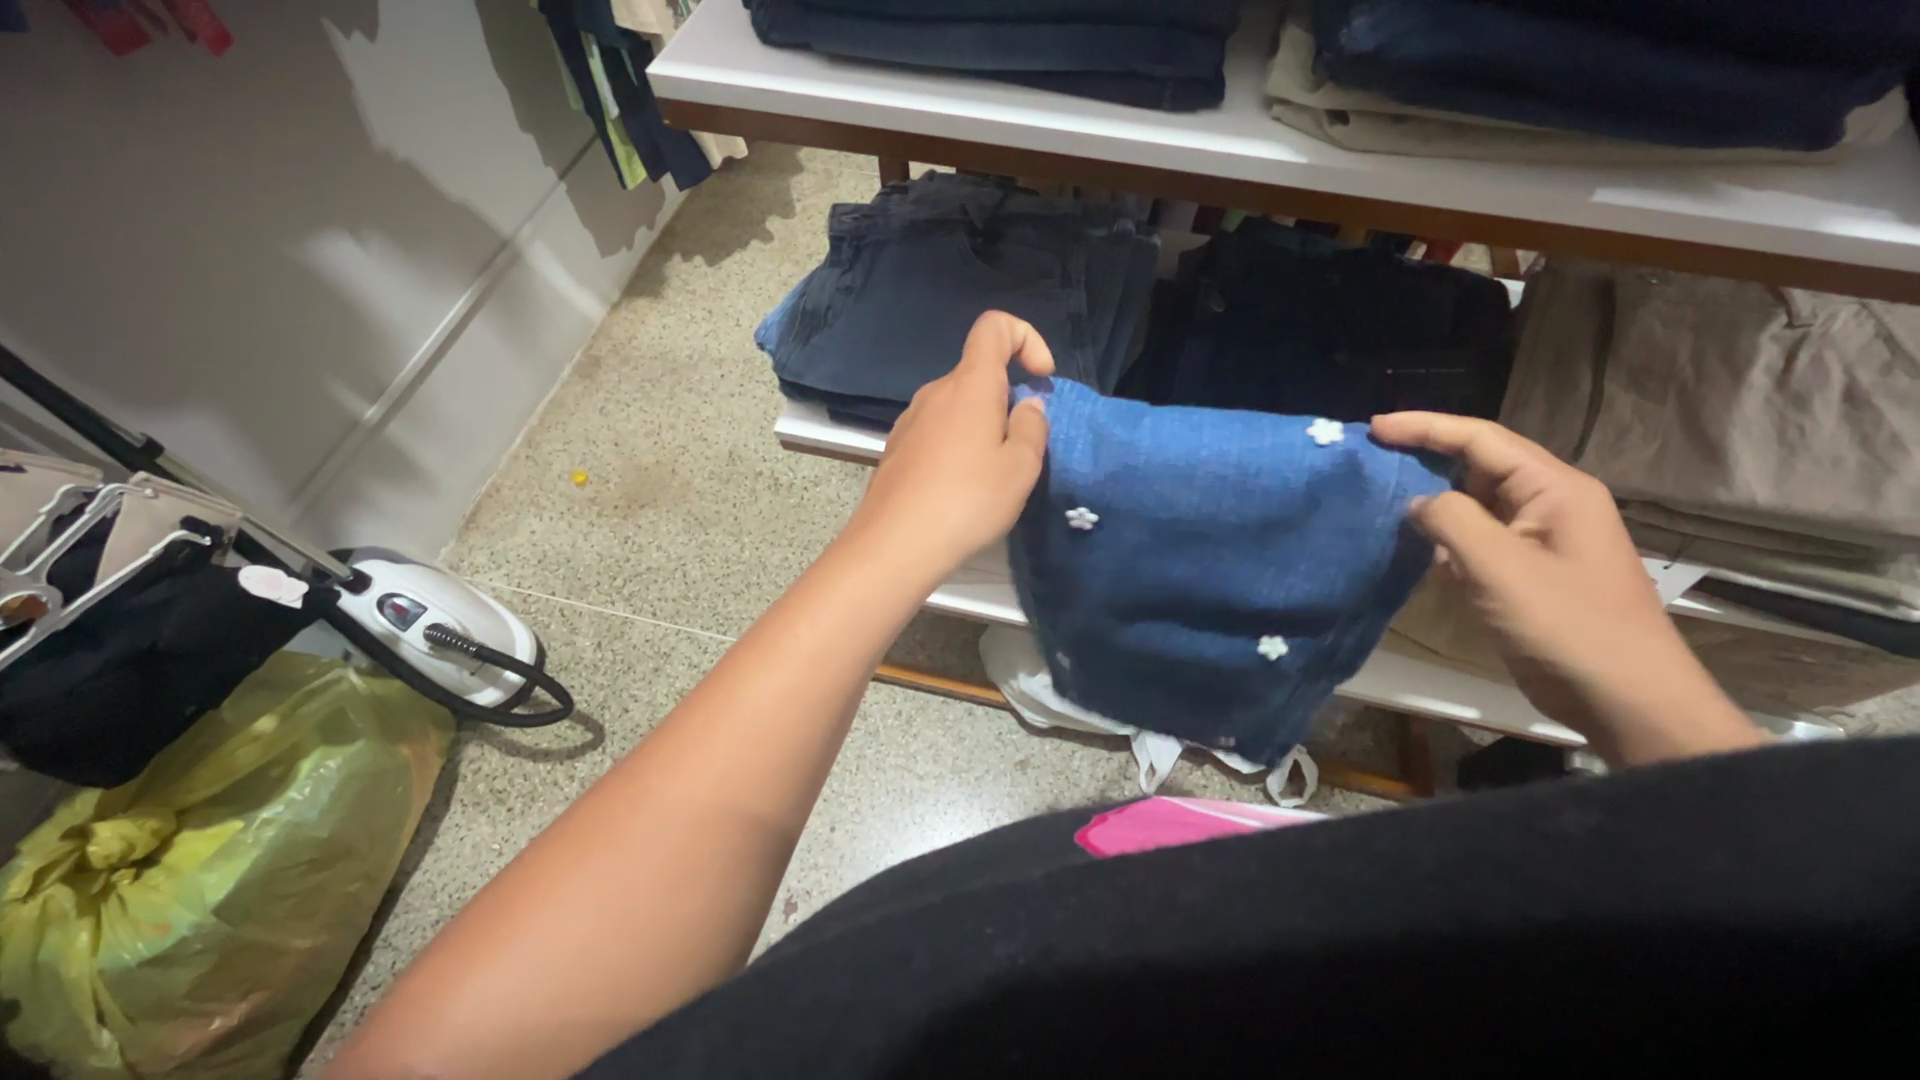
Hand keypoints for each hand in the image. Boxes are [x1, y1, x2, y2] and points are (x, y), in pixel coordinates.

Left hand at [840, 311, 1053, 582]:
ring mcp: (910, 421)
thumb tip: (1028, 405)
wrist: (894, 545)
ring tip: (992, 476)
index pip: (994, 327)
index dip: (1025, 338)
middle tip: (1021, 449)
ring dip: (982, 427)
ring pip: (957, 407)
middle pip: (977, 373)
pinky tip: (959, 489)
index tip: (1041, 379)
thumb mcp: (1020, 468)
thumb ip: (1033, 428)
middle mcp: (935, 392)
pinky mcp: (896, 449)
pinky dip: (957, 446)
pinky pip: (937, 432)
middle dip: (1007, 399)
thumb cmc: (966, 501)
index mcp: (970, 385)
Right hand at [1370, 411, 1762, 766]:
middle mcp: (1550, 504)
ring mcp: (1540, 541)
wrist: (1625, 698)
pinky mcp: (1528, 574)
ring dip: (1433, 500)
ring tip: (1381, 497)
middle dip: (1427, 457)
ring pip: (1477, 504)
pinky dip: (1444, 538)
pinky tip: (1413, 546)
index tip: (1374, 429)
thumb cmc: (1566, 625)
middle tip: (1372, 459)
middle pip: (1480, 465)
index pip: (1482, 439)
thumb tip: (1417, 502)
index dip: (1426, 428)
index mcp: (1555, 489)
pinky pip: (1479, 540)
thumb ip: (1450, 520)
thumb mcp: (1498, 567)